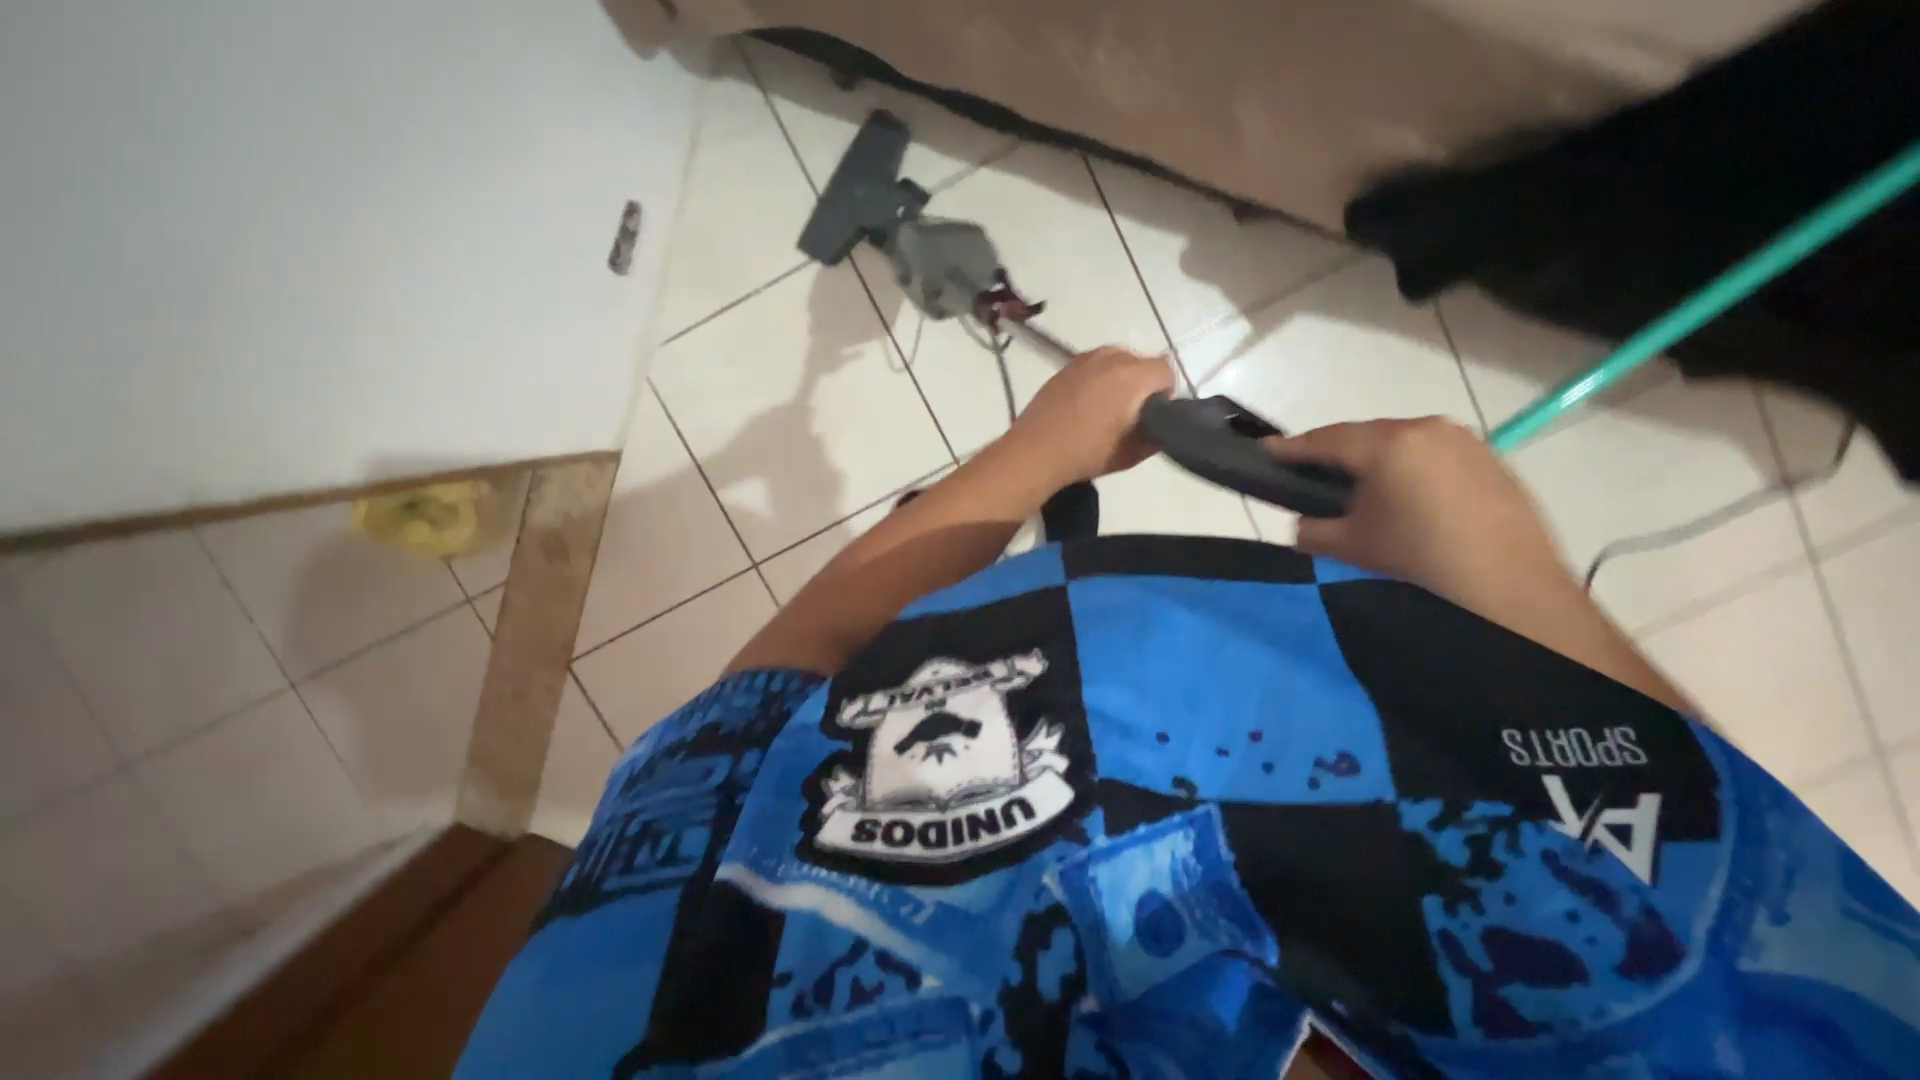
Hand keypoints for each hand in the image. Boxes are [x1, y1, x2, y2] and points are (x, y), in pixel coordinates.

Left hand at [1003, 347, 1177, 486]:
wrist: (1035, 451)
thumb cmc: (1087, 454)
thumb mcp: (1131, 454)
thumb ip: (1155, 436)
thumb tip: (1161, 427)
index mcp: (1132, 377)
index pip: (1165, 371)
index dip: (1165, 393)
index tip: (1154, 414)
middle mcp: (1110, 358)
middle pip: (1141, 361)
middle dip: (1142, 383)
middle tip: (1131, 412)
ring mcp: (1084, 359)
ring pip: (1116, 359)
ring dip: (1120, 377)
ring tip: (1108, 405)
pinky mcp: (1065, 367)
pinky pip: (1093, 364)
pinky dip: (1098, 377)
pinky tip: (1086, 402)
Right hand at [1261, 416, 1688, 710]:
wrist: (1509, 590)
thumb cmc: (1418, 561)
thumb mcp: (1349, 547)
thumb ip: (1311, 529)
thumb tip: (1306, 522)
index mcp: (1387, 444)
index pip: (1324, 440)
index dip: (1290, 448)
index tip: (1264, 452)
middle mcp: (1427, 429)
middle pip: (1366, 436)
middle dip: (1337, 454)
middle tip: (1313, 475)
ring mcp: (1466, 441)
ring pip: (1404, 444)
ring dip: (1379, 462)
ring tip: (1363, 490)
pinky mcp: (1493, 461)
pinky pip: (1437, 457)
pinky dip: (1414, 472)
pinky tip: (1411, 501)